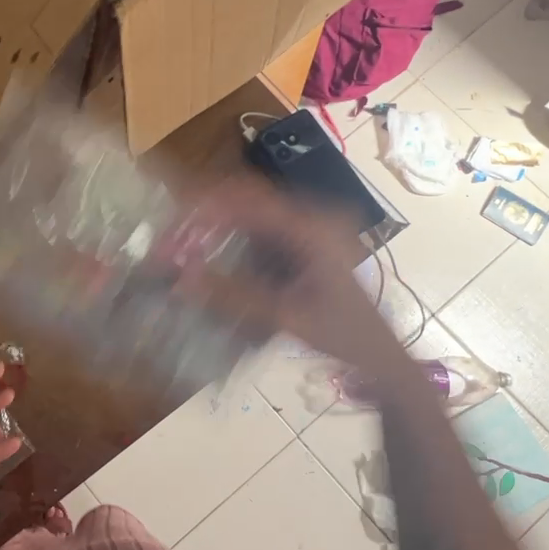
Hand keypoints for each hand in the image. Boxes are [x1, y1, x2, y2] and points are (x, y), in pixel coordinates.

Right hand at [180, 177, 413, 377]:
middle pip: (245, 198)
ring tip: (179, 242)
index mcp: (312, 227)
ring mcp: (306, 227)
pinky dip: (226, 235)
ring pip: (247, 210)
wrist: (379, 351)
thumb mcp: (287, 316)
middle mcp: (310, 217)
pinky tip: (204, 252)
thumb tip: (180, 280)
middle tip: (169, 236)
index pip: (250, 199)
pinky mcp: (300, 241)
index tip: (173, 222)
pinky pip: (255, 227)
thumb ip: (233, 296)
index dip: (207, 205)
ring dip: (212, 223)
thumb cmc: (343, 334)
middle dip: (204, 213)